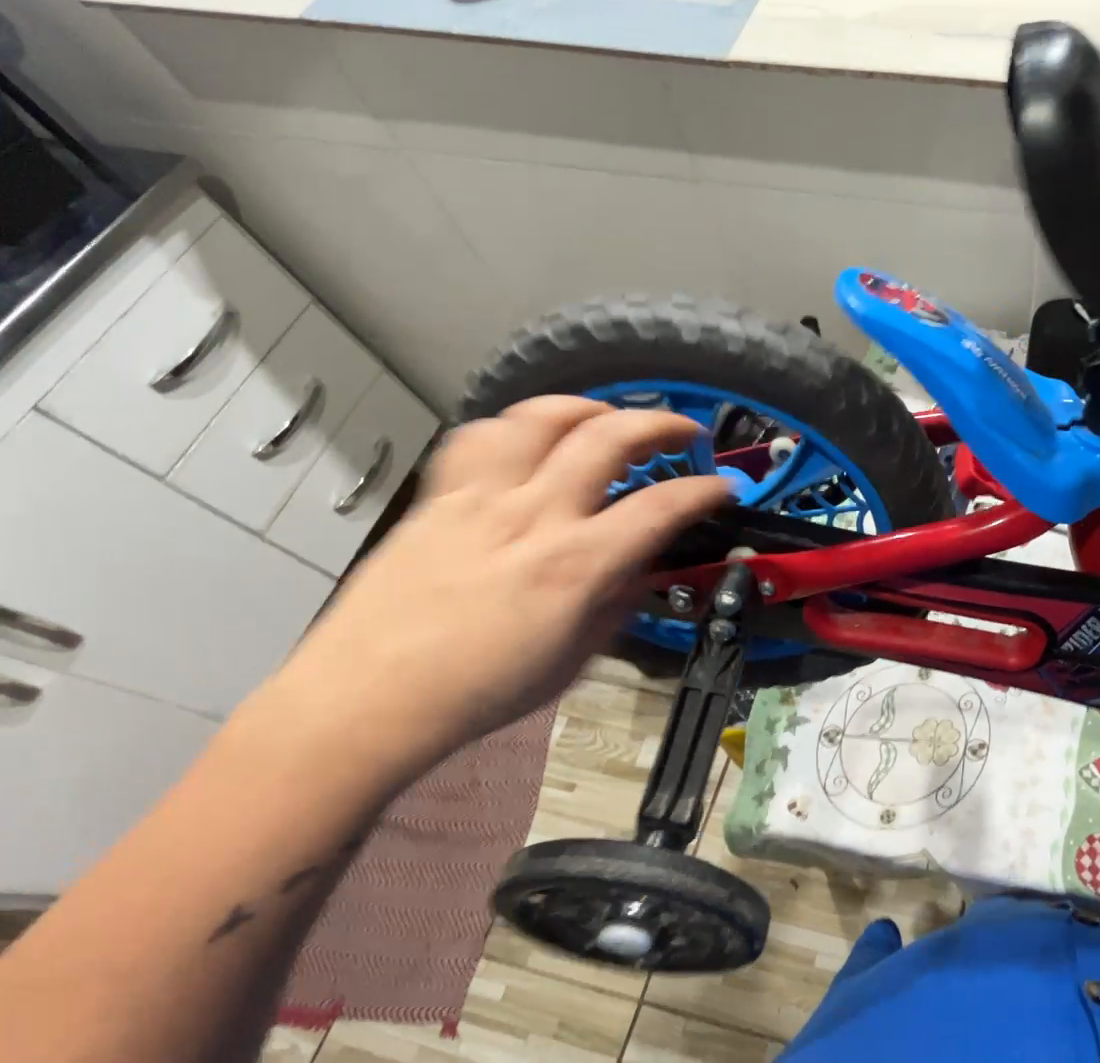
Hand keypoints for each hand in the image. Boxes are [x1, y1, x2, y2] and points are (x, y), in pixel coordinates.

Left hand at [264, 396, 732, 763]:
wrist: (369, 697)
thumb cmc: (482, 691)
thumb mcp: (575, 659)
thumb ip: (615, 603)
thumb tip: (640, 567)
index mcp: (575, 567)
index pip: (661, 508)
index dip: (705, 490)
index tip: (723, 488)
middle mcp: (533, 518)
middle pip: (608, 437)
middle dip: (661, 424)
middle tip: (682, 434)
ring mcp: (480, 499)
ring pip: (540, 417)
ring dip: (588, 408)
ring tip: (607, 420)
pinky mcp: (439, 496)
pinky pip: (481, 436)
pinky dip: (517, 425)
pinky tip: (530, 440)